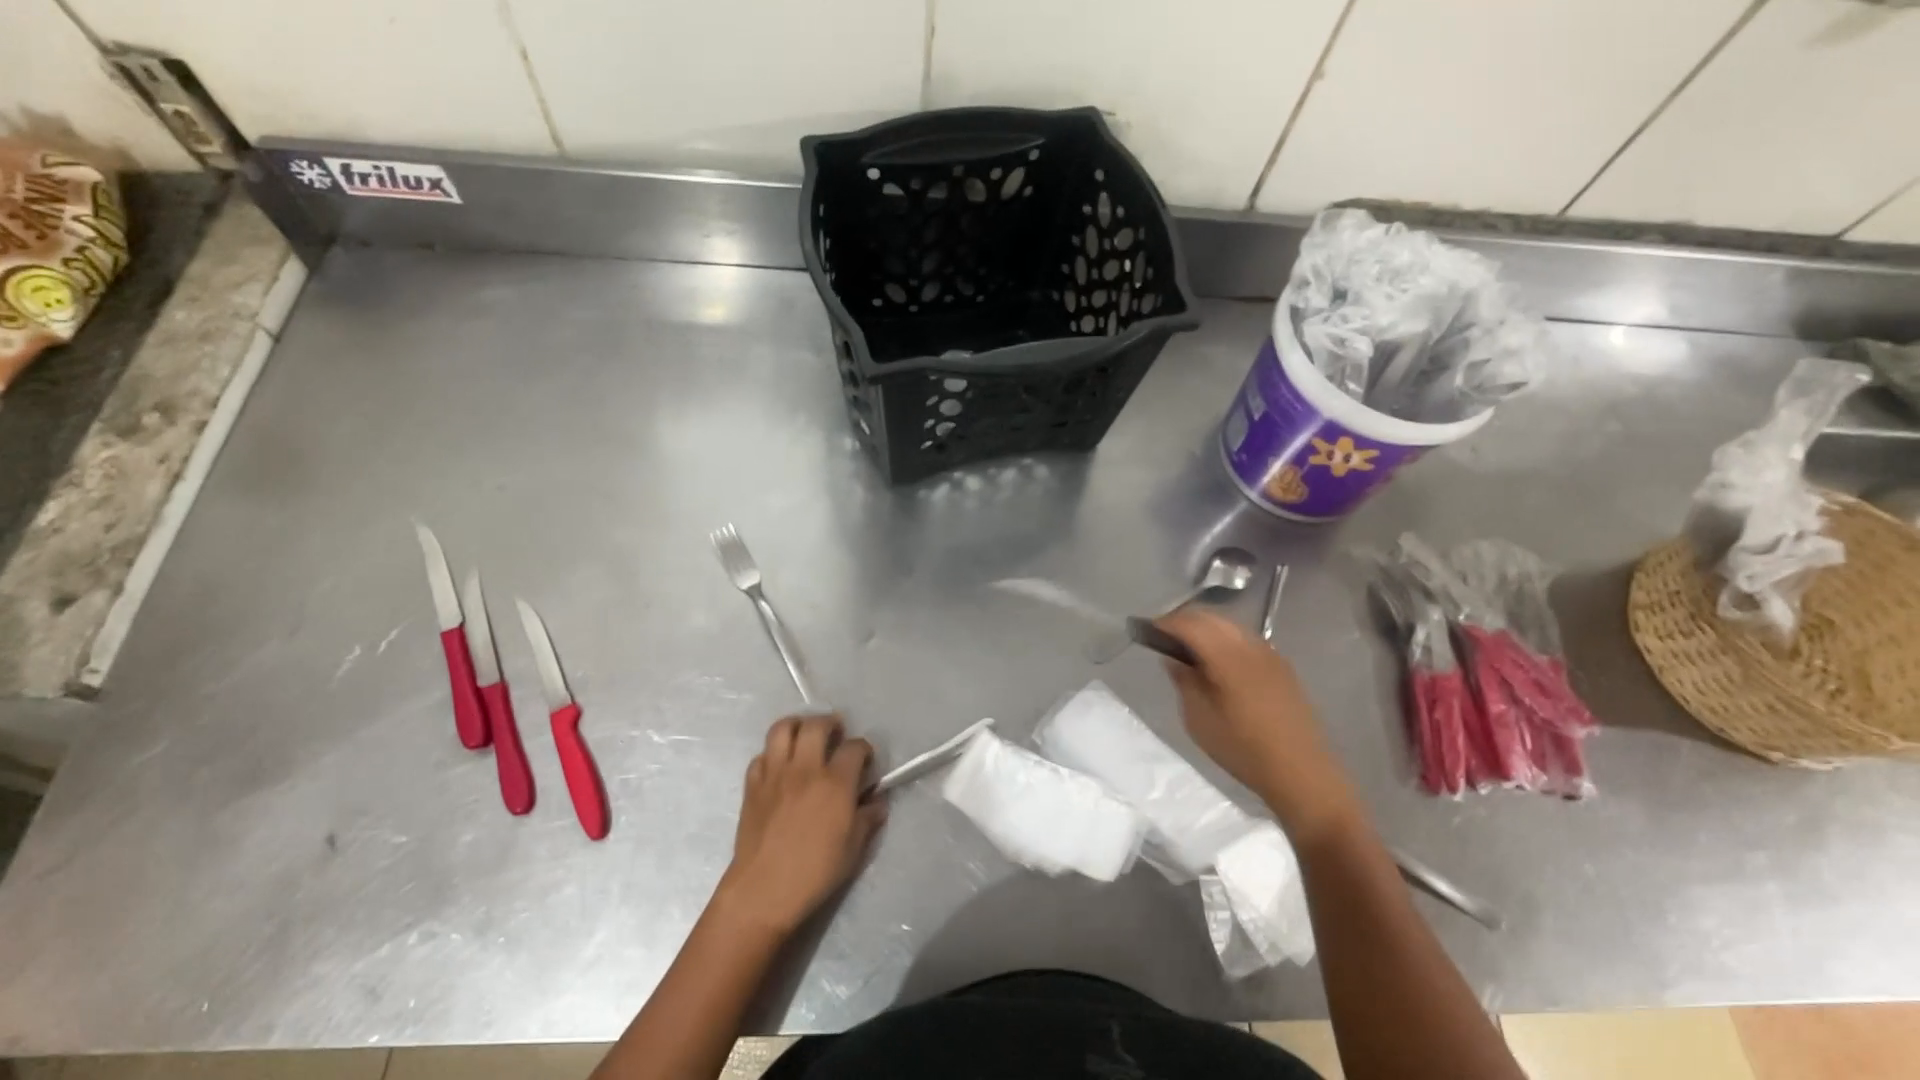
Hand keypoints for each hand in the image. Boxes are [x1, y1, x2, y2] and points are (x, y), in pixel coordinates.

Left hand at [714, 714, 886, 935]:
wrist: (764, 888)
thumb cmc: (816, 871)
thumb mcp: (854, 848)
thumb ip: (868, 818)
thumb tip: (878, 802)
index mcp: (835, 782)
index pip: (854, 747)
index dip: (864, 749)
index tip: (865, 759)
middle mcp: (805, 769)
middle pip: (816, 725)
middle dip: (830, 723)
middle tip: (836, 732)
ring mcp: (774, 774)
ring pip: (782, 729)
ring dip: (797, 725)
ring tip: (805, 735)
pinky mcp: (752, 785)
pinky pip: (761, 755)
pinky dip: (773, 754)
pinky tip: (780, 766)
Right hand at [1157, 610, 1362, 843]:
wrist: (1302, 772)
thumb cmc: (1244, 750)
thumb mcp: (1200, 721)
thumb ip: (1185, 682)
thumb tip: (1174, 658)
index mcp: (1229, 657)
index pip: (1191, 624)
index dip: (1166, 623)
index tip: (1146, 631)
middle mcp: (1252, 647)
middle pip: (1213, 618)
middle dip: (1184, 621)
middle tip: (1163, 638)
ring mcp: (1271, 655)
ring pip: (1231, 626)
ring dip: (1206, 629)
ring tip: (1187, 649)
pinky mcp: (1282, 667)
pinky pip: (1246, 640)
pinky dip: (1225, 639)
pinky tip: (1217, 661)